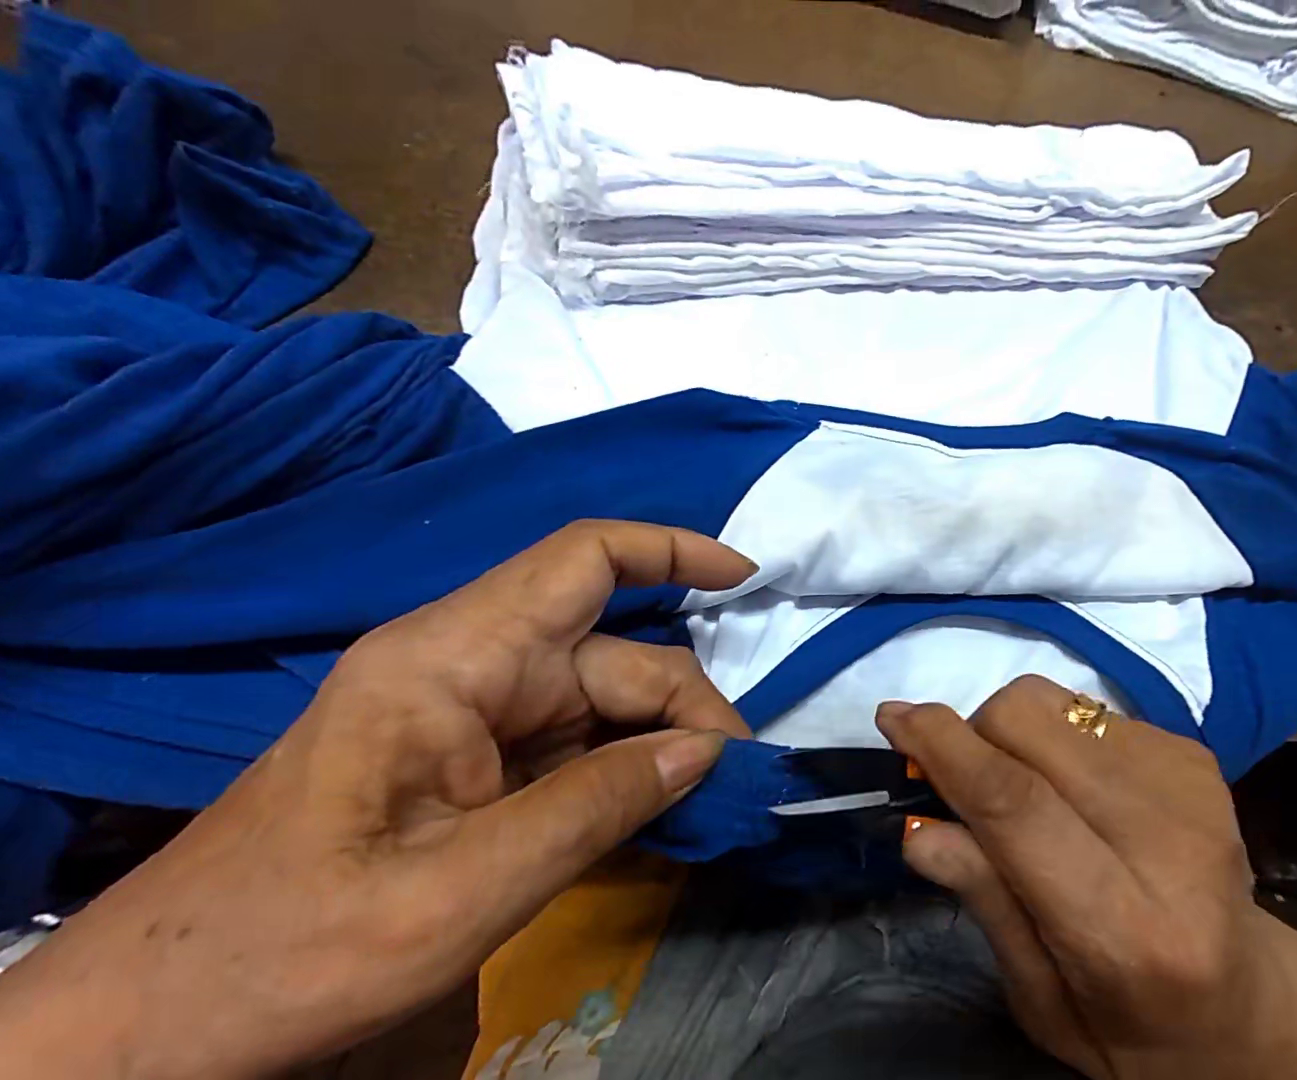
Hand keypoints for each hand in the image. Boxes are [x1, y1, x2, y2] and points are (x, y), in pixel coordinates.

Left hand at [0, 520, 753, 1079]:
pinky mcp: (482, 756)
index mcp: (450, 661)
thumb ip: (597, 807)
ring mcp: (477, 712)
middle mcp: (471, 667)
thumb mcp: (459, 892)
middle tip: (731, 781)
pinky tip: (657, 815)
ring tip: (701, 808)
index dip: (672, 551)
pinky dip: (629, 773)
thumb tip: (705, 751)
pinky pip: (583, 744)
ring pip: (608, 705)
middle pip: (616, 657)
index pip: (581, 562)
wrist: (155, 1028)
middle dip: (684, 713)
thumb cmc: (287, 953)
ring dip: (661, 750)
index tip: (744, 579)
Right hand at [878, 676, 1296, 1079]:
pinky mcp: (1195, 752)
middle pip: (1033, 727)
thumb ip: (985, 901)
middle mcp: (1168, 838)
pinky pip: (1087, 708)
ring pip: (1055, 702)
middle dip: (973, 733)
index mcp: (1125, 928)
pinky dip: (1056, 735)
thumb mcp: (1042, 1000)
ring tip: (1024, 786)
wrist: (1251, 1003)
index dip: (946, 750)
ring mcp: (1188, 783)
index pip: (1018, 807)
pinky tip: (1073, 785)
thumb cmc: (1134, 1030)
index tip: (893, 718)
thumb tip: (916, 824)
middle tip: (964, 780)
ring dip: (1014, 732)